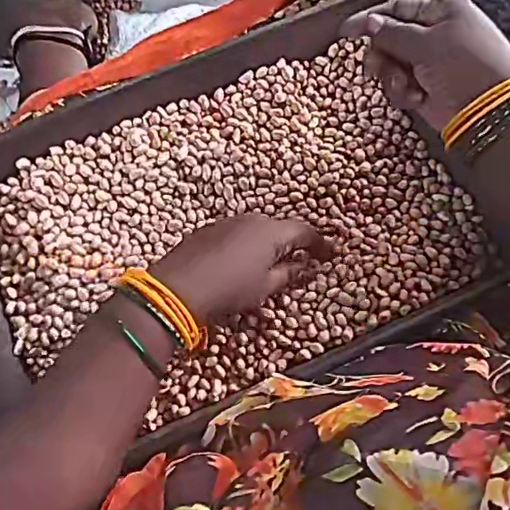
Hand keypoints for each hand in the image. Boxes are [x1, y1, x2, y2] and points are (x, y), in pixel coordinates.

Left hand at [150, 215, 334, 322]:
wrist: (179, 287)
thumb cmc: (228, 289)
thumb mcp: (266, 287)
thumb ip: (290, 274)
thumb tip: (307, 267)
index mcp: (271, 232)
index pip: (304, 232)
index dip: (320, 245)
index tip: (330, 255)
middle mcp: (250, 220)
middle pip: (279, 229)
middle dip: (292, 243)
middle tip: (303, 260)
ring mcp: (226, 223)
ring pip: (255, 230)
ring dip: (266, 245)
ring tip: (271, 264)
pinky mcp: (207, 231)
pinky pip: (235, 235)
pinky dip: (245, 246)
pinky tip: (241, 264)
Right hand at [341, 0, 509, 132]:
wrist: (487, 109)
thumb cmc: (466, 66)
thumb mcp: (426, 44)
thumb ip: (392, 33)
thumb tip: (367, 23)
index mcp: (440, 12)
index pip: (397, 9)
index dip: (372, 19)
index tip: (346, 31)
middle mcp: (433, 35)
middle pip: (389, 39)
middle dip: (382, 55)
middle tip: (379, 67)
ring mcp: (428, 63)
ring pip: (391, 65)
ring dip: (392, 78)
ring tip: (407, 87)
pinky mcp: (425, 88)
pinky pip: (399, 86)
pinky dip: (403, 93)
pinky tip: (417, 98)